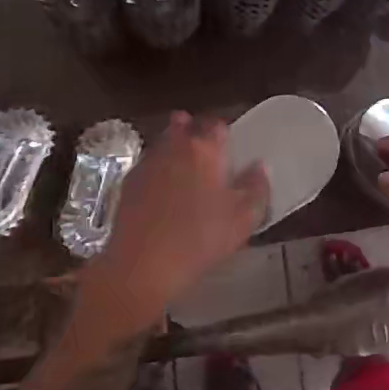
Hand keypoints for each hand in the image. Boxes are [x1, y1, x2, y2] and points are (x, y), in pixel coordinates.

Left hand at [88, 112, 269, 312]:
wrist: (143, 264)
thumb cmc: (200, 240)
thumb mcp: (243, 220)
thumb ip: (257, 188)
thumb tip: (260, 167)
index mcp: (205, 150)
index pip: (217, 125)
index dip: (224, 133)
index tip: (229, 149)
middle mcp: (174, 147)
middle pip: (184, 125)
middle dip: (195, 133)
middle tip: (207, 157)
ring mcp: (148, 163)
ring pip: (164, 143)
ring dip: (174, 150)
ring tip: (185, 173)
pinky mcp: (128, 181)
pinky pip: (148, 165)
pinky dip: (157, 170)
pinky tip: (162, 193)